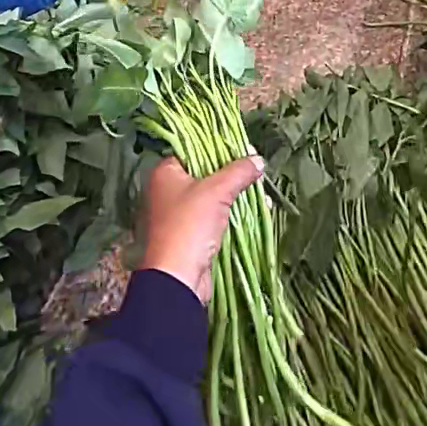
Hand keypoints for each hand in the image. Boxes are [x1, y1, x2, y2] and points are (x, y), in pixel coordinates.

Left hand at [139, 155, 263, 301]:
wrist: (178, 278)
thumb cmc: (190, 224)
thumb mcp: (217, 191)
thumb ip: (238, 171)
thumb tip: (258, 159)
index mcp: (166, 172)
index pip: (193, 148)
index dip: (218, 146)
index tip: (243, 147)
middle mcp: (168, 189)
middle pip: (204, 171)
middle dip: (232, 171)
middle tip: (255, 166)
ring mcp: (178, 212)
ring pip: (211, 194)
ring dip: (235, 191)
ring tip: (260, 186)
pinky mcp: (190, 233)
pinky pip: (214, 214)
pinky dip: (231, 210)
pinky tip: (255, 206)